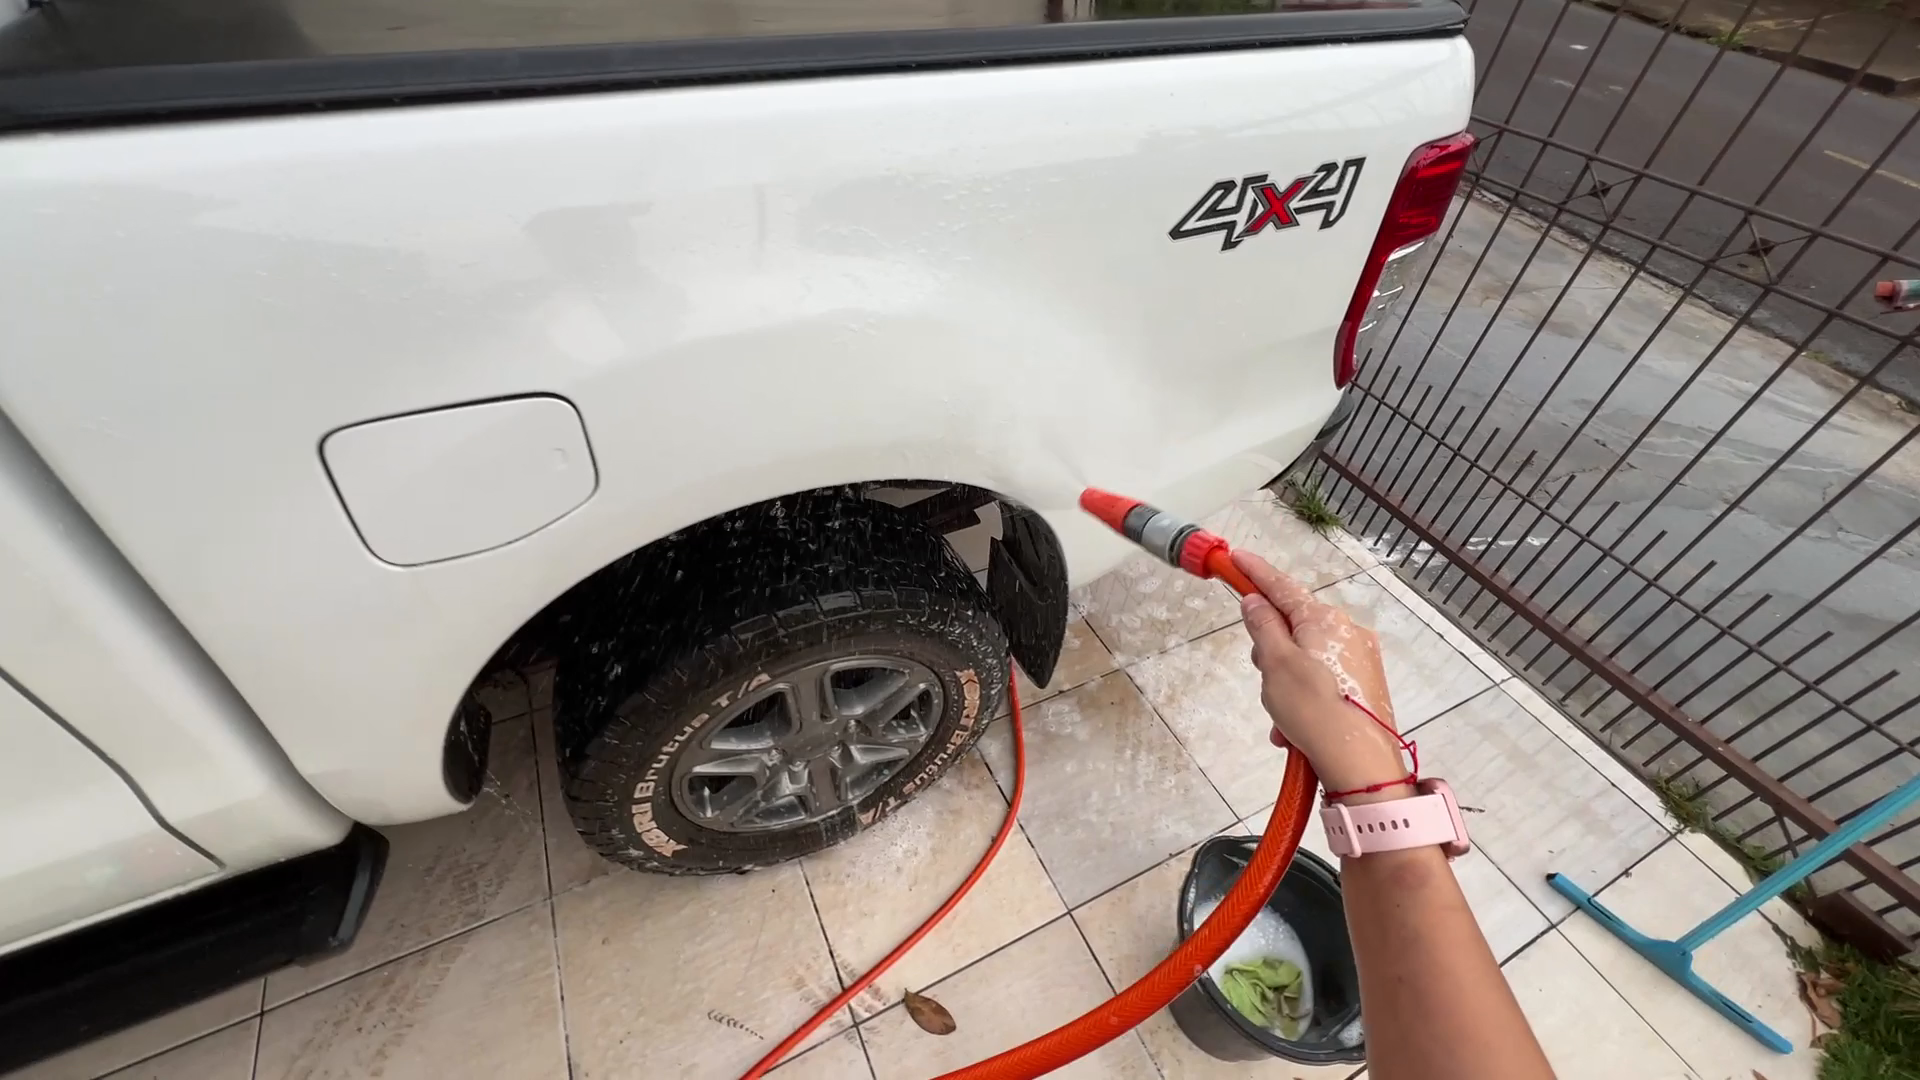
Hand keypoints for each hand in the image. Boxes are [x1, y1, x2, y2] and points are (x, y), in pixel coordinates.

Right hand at [1232, 549, 1409, 799]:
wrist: (1363, 768)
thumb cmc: (1314, 710)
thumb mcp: (1275, 665)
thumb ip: (1263, 627)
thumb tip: (1256, 601)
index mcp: (1324, 620)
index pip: (1281, 587)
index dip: (1255, 572)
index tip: (1234, 556)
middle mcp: (1348, 632)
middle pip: (1292, 624)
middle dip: (1269, 647)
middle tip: (1262, 676)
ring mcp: (1360, 659)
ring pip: (1303, 656)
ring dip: (1282, 680)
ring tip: (1279, 717)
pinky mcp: (1364, 686)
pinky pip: (1320, 679)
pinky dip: (1301, 696)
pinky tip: (1292, 729)